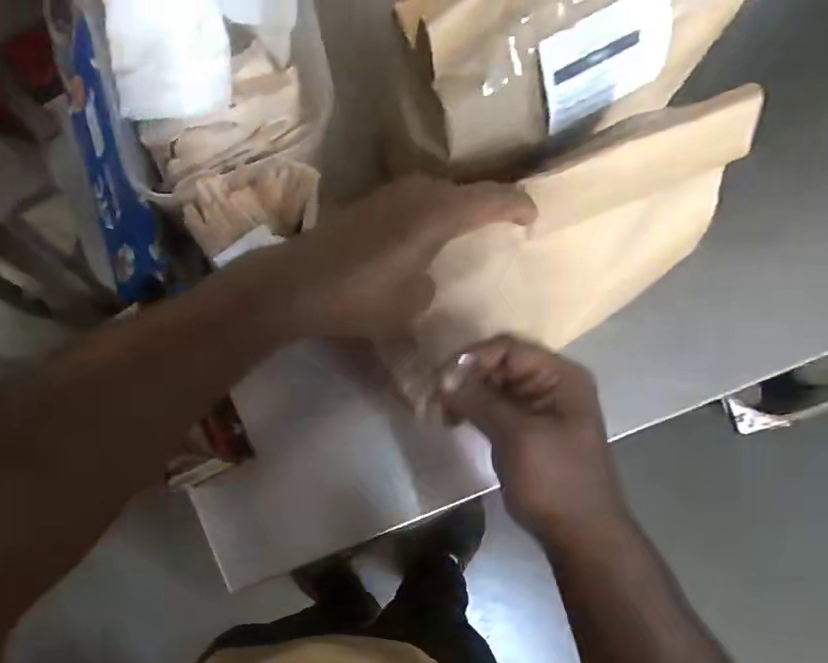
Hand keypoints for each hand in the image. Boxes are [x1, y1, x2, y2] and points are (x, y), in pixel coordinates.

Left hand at [220, 176, 535, 340]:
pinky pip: (409, 207)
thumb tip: (424, 276)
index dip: (518, 206)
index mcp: (440, 211)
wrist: (294, 285)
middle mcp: (419, 191)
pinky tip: (419, 241)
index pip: (494, 198)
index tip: (532, 218)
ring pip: (435, 197)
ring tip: (461, 235)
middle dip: (485, 208)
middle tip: (499, 227)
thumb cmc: (358, 297)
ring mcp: (389, 194)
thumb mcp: (408, 306)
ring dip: (451, 213)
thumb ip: (429, 286)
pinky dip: (423, 220)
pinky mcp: (365, 205)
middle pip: (464, 192)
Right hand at [441, 335, 630, 544]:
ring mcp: (540, 410)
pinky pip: (495, 410)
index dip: (469, 361)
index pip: (507, 349)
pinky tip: (454, 424)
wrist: (578, 530)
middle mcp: (551, 385)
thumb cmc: (553, 480)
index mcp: (560, 377)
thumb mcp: (517, 436)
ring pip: (494, 388)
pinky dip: (473, 412)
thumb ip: (482, 400)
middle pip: (499, 365)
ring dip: (464, 396)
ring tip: (440, 415)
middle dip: (464, 378)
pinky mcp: (526, 432)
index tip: (437, 384)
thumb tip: (443, 375)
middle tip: (433, 402)